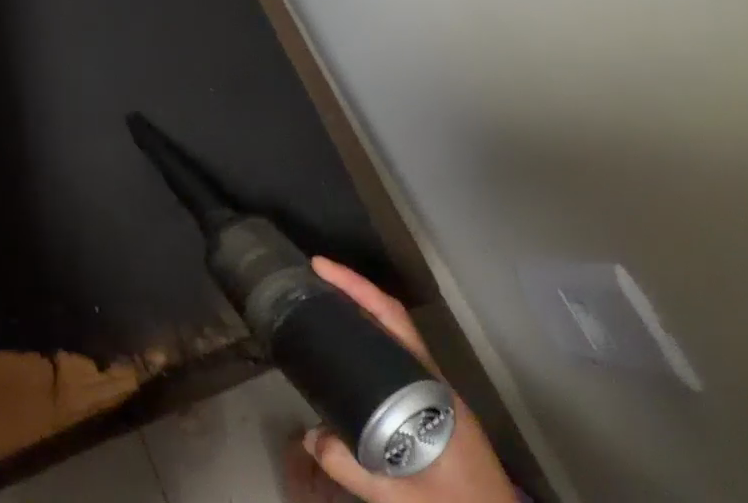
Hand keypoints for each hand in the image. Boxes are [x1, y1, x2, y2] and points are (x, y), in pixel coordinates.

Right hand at [282, 258, 516, 502]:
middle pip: (393, 324)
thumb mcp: (400, 496)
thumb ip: (351, 467)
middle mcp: (437, 386)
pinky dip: (369, 350)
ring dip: (362, 321)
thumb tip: (309, 435)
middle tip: (311, 283)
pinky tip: (345, 363)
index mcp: (433, 392)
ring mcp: (439, 399)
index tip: (321, 268)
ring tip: (321, 313)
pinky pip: (396, 366)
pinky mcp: (435, 415)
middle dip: (354, 295)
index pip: (394, 323)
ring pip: (395, 343)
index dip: (357, 289)